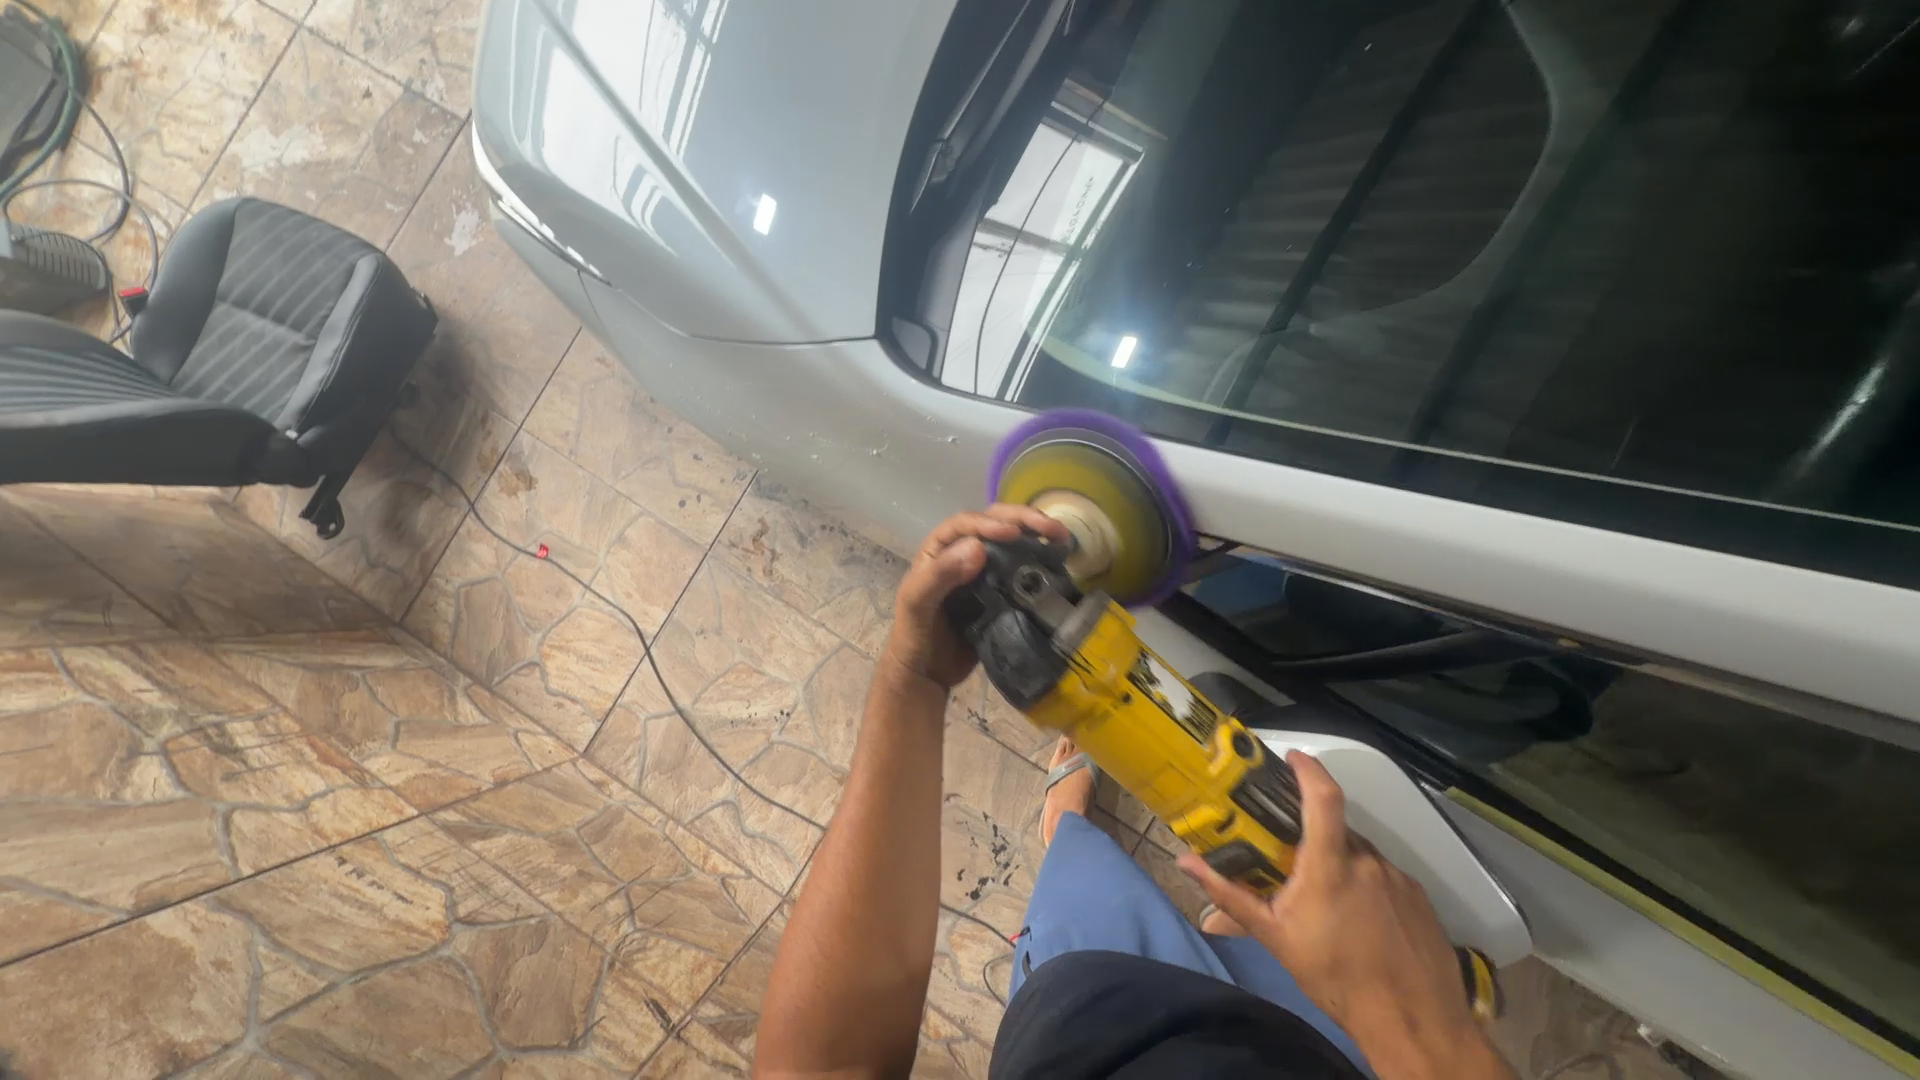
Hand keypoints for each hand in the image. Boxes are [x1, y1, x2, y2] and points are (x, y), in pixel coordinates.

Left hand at [885, 504, 1068, 689]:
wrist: (927, 673)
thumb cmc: (914, 634)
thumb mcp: (917, 603)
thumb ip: (941, 575)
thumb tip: (979, 547)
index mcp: (939, 549)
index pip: (965, 524)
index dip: (989, 523)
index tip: (1013, 533)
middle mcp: (962, 553)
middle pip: (994, 523)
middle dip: (1023, 520)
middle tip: (1053, 529)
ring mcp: (984, 572)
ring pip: (1012, 542)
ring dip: (1036, 535)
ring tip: (1063, 538)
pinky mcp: (1001, 591)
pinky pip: (1021, 567)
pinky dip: (1039, 560)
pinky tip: (1059, 561)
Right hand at [1178, 752, 1513, 1079]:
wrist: (1415, 1025)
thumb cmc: (1335, 976)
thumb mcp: (1274, 937)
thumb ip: (1230, 895)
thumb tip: (1185, 863)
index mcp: (1330, 865)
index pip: (1323, 798)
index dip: (1308, 769)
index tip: (1291, 757)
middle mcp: (1367, 861)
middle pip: (1336, 830)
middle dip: (1313, 839)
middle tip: (1293, 863)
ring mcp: (1397, 877)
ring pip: (1360, 855)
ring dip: (1340, 866)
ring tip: (1328, 903)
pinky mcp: (1420, 897)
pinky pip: (1383, 877)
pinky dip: (1366, 886)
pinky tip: (1360, 921)